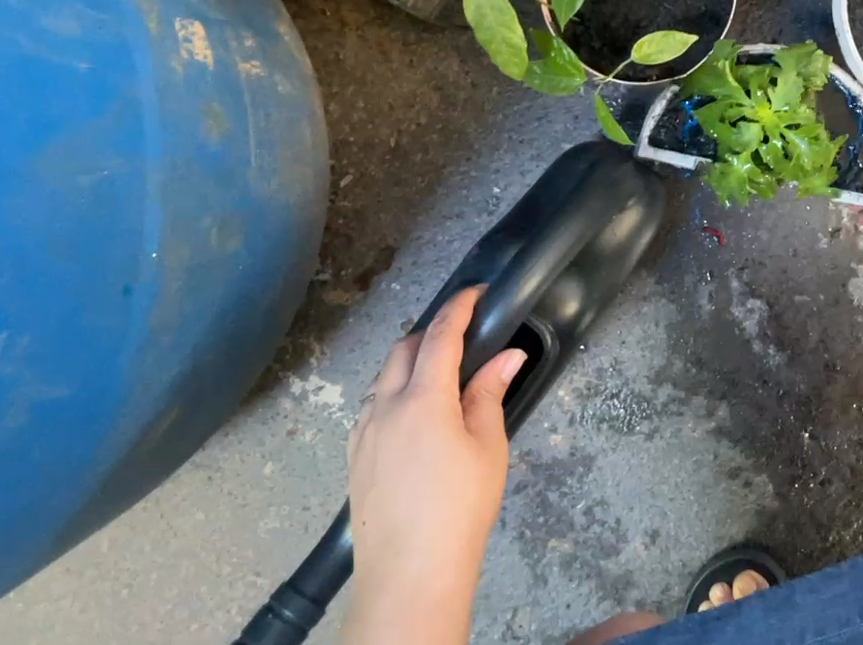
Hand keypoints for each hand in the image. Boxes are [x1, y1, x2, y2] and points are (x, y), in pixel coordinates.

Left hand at [343, 287, 525, 644]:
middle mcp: (384, 406)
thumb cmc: (460, 505)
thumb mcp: (487, 445)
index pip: (440, 335)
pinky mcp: (353, 457)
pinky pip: (370, 405)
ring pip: (382, 377)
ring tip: (440, 371)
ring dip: (409, 361)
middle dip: (431, 330)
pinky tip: (412, 412)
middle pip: (402, 348)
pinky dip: (393, 390)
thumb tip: (509, 355)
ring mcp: (362, 433)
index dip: (458, 307)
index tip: (476, 292)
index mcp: (423, 398)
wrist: (409, 571)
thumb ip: (490, 393)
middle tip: (462, 332)